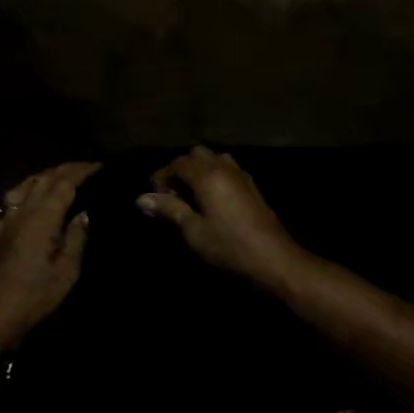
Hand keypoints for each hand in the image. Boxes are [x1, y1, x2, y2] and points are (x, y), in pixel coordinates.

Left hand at [0, 162, 100, 348]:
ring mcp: (8, 220)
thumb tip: (83, 214)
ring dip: (46, 175)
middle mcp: (23, 211)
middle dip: (66, 169)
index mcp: (42, 217)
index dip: (82, 172)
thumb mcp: (67, 270)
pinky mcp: (1, 231)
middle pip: (44, 179)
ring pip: (26, 185)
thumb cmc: (35, 295)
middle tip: (87, 168)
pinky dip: (28, 189)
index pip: (64, 183)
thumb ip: (76, 238)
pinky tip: (32, 196)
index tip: (100, 167)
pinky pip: (14, 199)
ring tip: (63, 176)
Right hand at [137, 146, 305, 285]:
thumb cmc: (228, 246)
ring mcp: (241, 175)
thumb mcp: (193, 231)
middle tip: (173, 196)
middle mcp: (224, 167)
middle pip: (196, 154)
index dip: (162, 177)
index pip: (177, 163)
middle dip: (181, 169)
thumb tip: (140, 198)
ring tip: (192, 196)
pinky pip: (228, 169)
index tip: (155, 198)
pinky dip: (215, 175)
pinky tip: (212, 200)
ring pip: (215, 158)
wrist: (272, 257)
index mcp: (207, 175)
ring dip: (200, 170)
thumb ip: (169, 209)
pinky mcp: (252, 186)